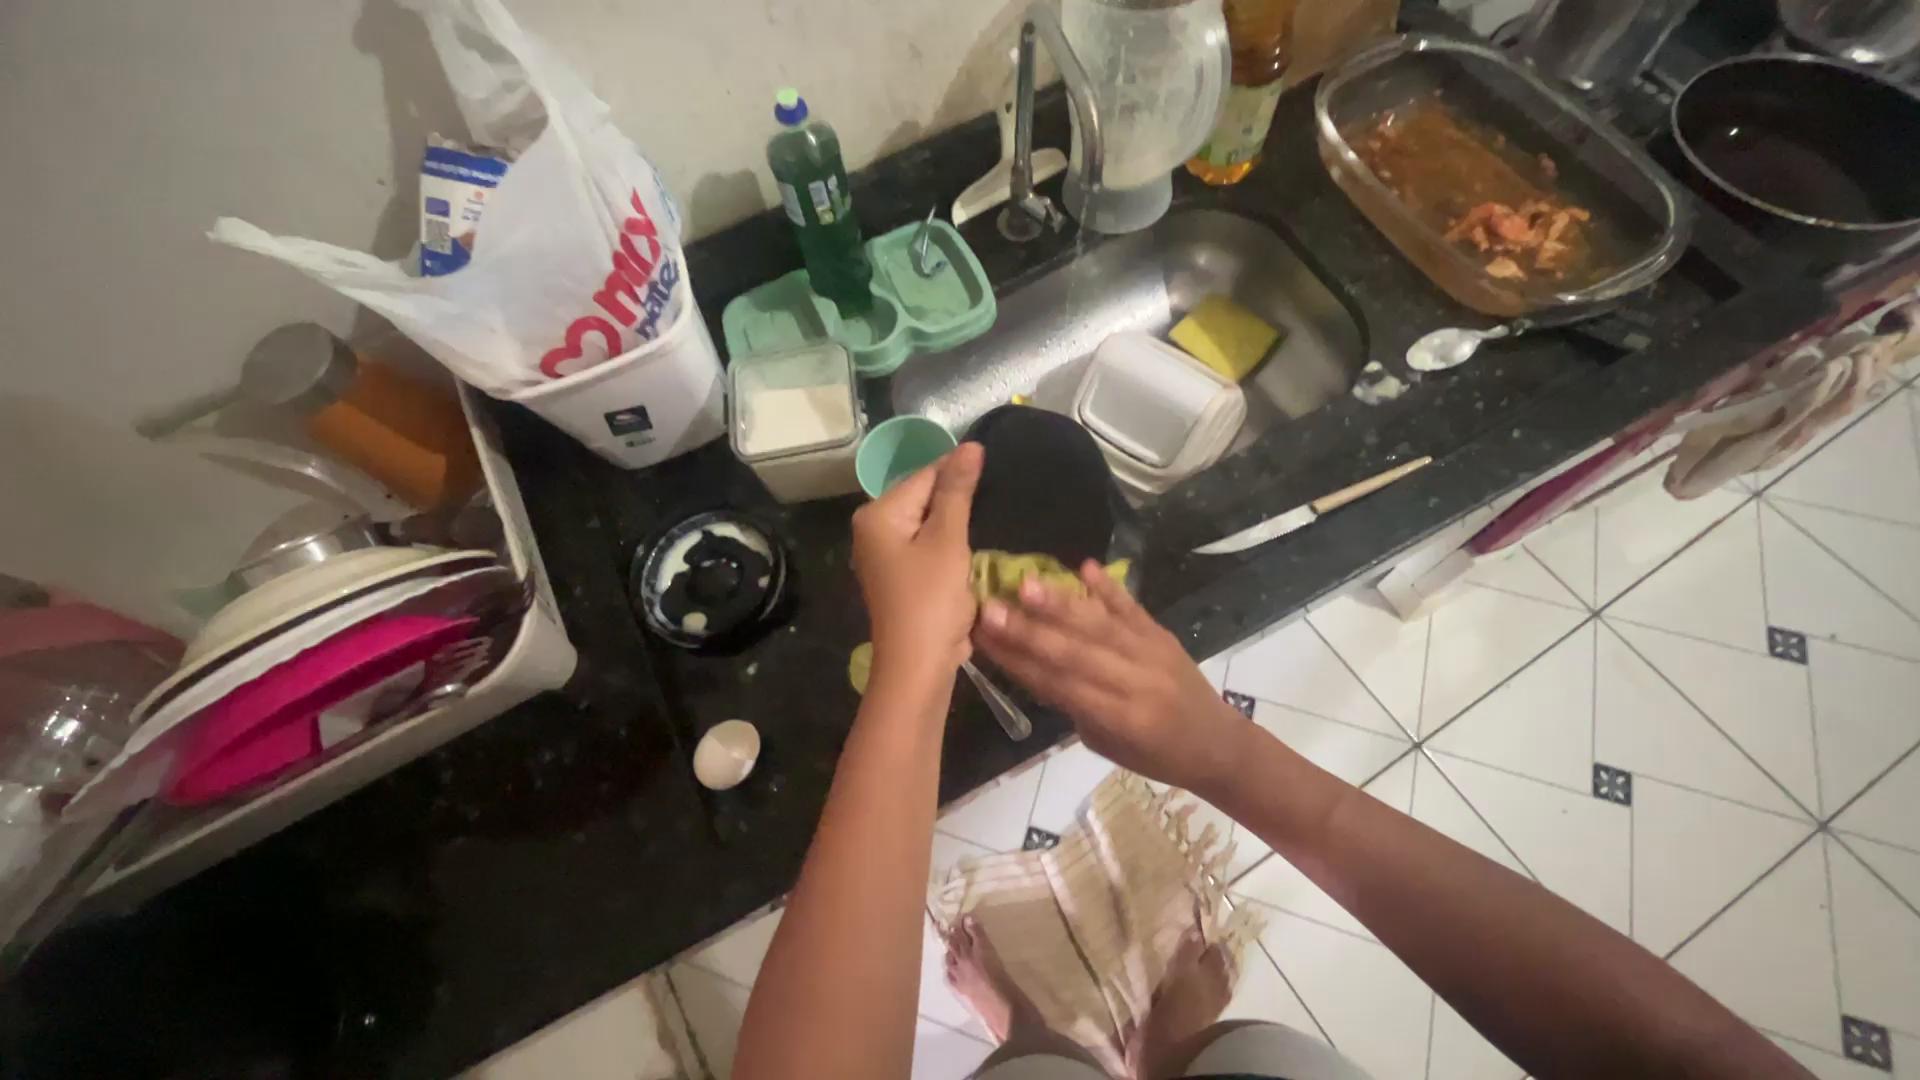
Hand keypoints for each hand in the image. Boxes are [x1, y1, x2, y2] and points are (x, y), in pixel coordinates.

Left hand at [851, 443, 983, 682]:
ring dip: (957, 525)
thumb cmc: (931, 599)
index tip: (995, 468)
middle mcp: (873, 530)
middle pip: (923, 498)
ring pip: (928, 525)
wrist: (918, 666)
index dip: (960, 471)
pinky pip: (927, 549)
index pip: (924, 475)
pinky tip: (972, 551)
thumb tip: (971, 446)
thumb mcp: (948, 540)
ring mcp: (884, 556)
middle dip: (957, 500)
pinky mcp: (900, 577)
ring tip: (991, 521)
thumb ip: (957, 491)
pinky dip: (949, 548)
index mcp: (877, 515)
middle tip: (998, 498)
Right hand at [973, 561, 1253, 794]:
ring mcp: (1151, 653)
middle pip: (1074, 653)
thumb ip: (1072, 703)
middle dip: (1029, 631)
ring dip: (1061, 603)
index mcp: (1117, 719)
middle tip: (989, 609)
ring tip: (1026, 583)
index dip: (1017, 662)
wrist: (1219, 745)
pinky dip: (1108, 587)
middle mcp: (1134, 683)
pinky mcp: (1163, 634)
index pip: (1057, 686)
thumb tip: (1028, 662)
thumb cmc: (1155, 757)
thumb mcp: (1105, 743)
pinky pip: (1132, 608)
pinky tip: (1084, 566)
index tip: (980, 638)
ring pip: (1099, 625)